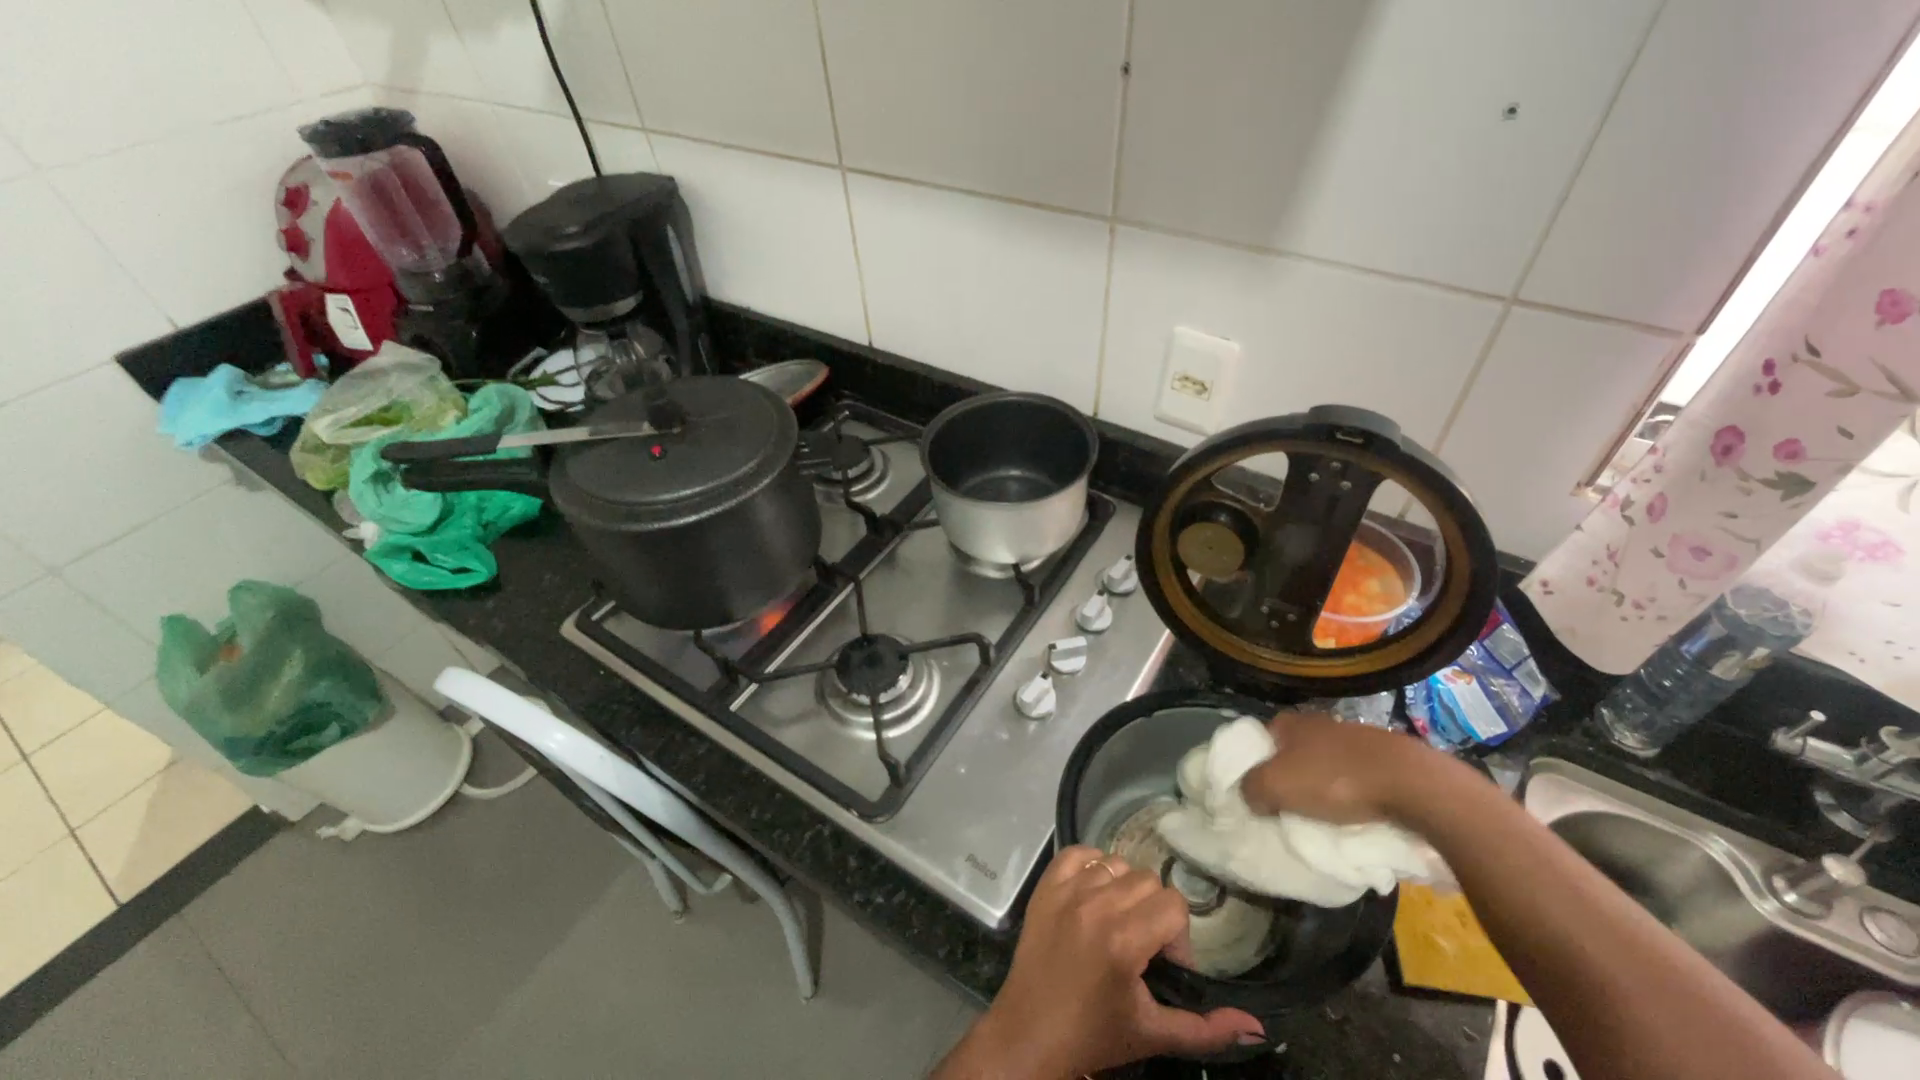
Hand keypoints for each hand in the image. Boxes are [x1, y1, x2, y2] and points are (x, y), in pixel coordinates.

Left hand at [933, 846, 1263, 1078]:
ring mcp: (1065, 893)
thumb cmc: (1093, 1036)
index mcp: (1123, 939)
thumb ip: (1207, 1030)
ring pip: (1117, 865)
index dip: (1177, 936)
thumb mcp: (1154, 1035)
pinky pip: (1077, 854)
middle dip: (1154, 912)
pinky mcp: (1044, 889)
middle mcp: (1094, 906)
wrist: (1028, 1036)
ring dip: (1125, 890)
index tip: (1164, 964)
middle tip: (1143, 946)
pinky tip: (1094, 897)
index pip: (1173, 904)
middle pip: (1148, 881)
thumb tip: (1256, 1027)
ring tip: (1118, 923)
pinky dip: (1091, 867)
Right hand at [1239, 710, 1433, 824]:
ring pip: (1323, 764)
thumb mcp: (1275, 786)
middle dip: (1287, 777)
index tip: (1255, 792)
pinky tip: (1353, 811)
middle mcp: (1319, 723)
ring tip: (1320, 814)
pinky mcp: (1383, 756)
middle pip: (1291, 753)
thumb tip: (1250, 793)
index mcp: (1289, 723)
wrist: (1410, 783)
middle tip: (1284, 806)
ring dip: (1320, 786)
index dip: (1253, 765)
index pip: (1258, 740)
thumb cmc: (1334, 780)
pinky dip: (1349, 792)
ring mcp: (1354, 737)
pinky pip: (1354, 776)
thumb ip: (1250, 788)